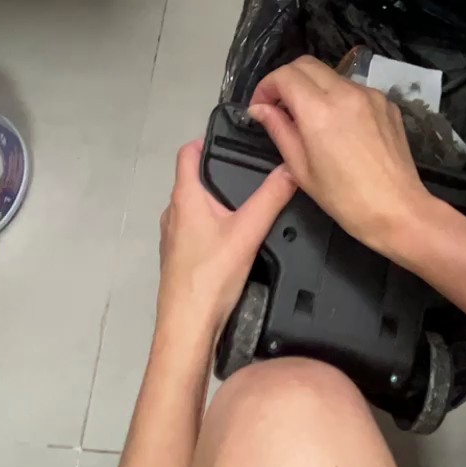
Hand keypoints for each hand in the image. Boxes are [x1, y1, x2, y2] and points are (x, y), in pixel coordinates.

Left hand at [156, 139, 296, 343]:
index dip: (206, 140)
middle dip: (218, 171)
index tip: (231, 137)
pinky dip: (211, 224)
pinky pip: (194, 229)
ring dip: (215, 200)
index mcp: (185, 197)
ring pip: (193, 206)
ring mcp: (172, 237)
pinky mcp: (177, 258)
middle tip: (250, 168)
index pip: (187, 153)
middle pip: (192, 179)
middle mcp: (173, 212)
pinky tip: (233, 238)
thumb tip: (293, 167)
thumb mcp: (248, 231)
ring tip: (247, 201)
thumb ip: (272, 197)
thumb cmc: (211, 275)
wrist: (187, 328)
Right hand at [246, 55, 436, 256]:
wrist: (398, 210)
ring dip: (313, 88)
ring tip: (310, 119)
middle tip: (280, 106)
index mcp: (319, 110)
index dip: (266, 86)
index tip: (260, 106)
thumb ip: (279, 130)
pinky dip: (338, 98)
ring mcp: (370, 95)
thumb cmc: (344, 199)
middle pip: (307, 64)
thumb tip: (259, 108)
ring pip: (331, 75)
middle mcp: (346, 93)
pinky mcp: (386, 103)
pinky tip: (340, 127)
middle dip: (287, 79)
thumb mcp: (301, 169)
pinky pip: (354, 89)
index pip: (285, 76)